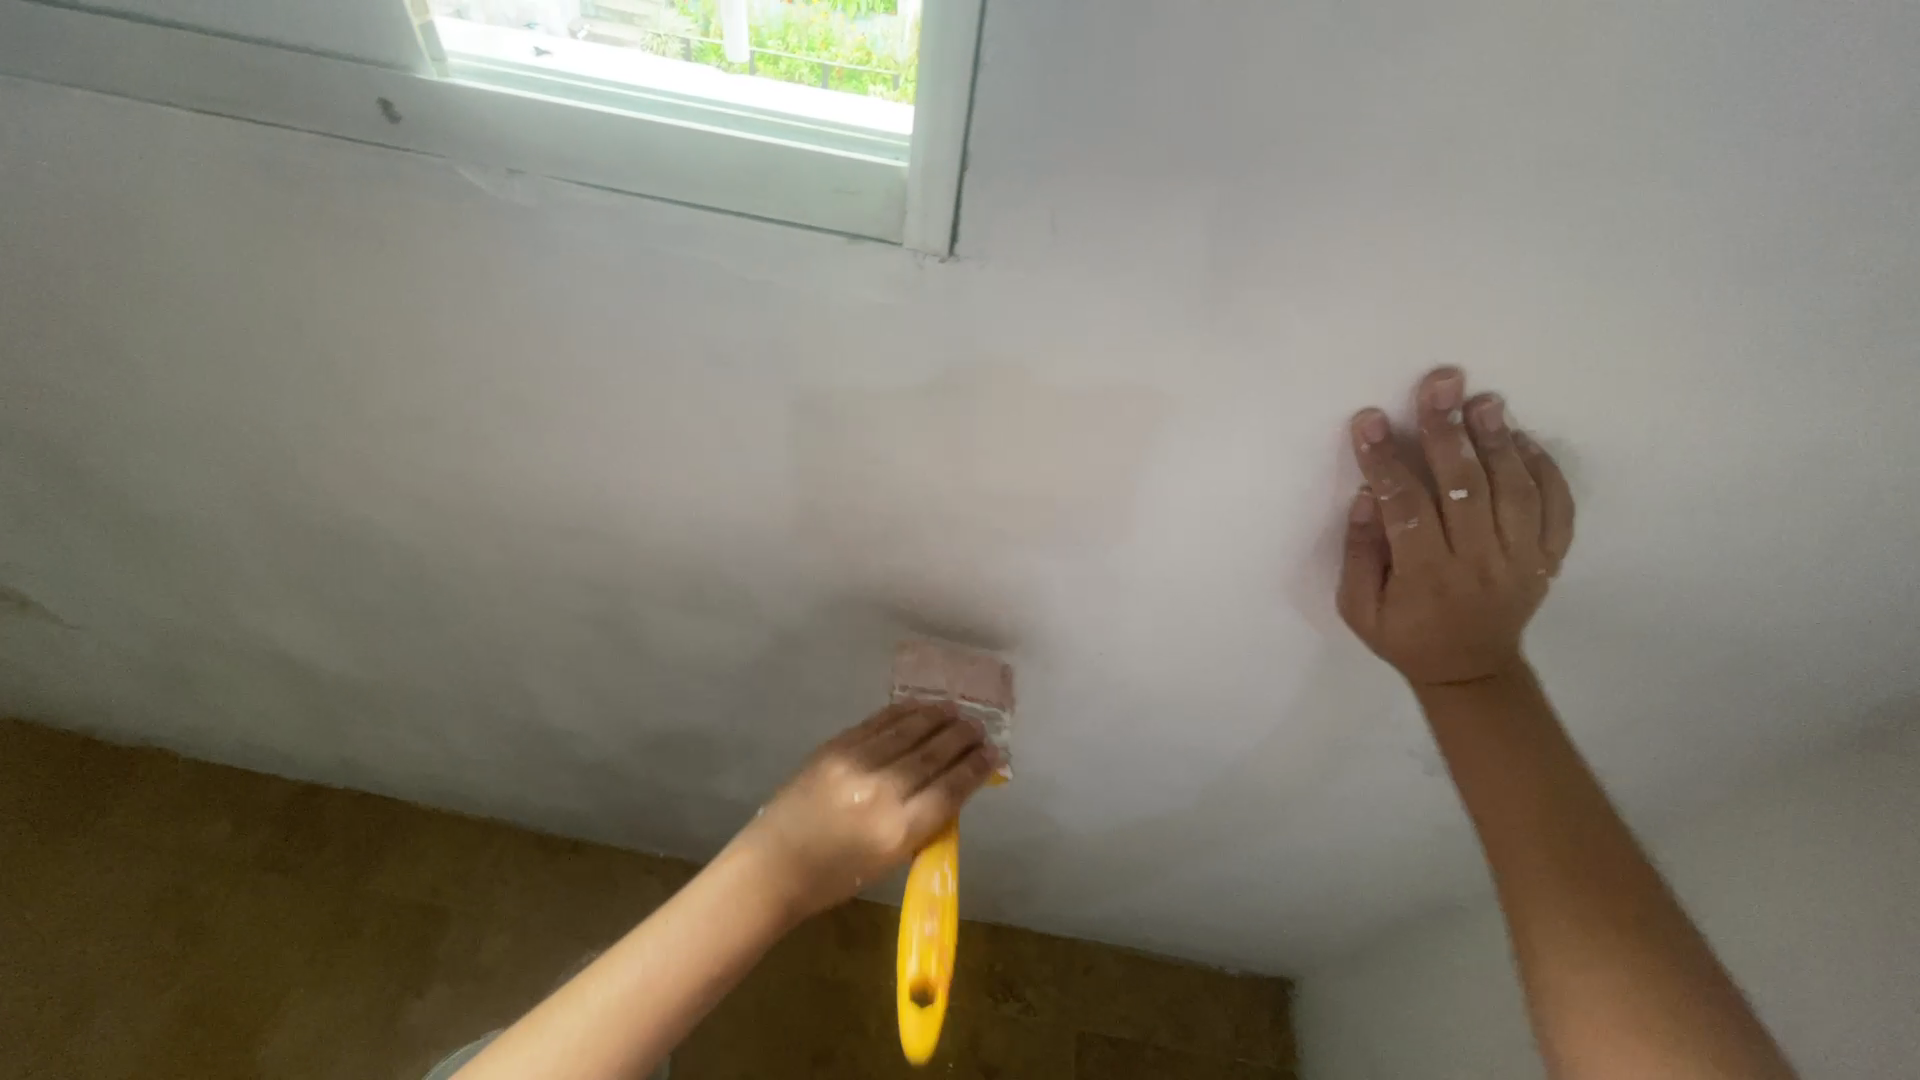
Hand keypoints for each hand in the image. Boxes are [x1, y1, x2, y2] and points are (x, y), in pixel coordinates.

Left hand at [726, 702, 998, 920]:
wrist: (775, 864)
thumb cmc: (836, 876)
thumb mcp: (892, 859)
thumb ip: (924, 820)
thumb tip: (955, 784)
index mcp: (900, 830)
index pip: (952, 789)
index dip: (977, 768)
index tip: (994, 755)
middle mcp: (883, 791)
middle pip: (936, 754)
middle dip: (963, 738)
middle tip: (981, 729)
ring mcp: (857, 764)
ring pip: (911, 731)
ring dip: (940, 718)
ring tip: (958, 712)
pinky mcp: (836, 747)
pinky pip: (880, 723)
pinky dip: (906, 713)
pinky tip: (922, 709)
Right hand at [1337, 367, 1574, 686]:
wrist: (1472, 671)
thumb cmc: (1405, 637)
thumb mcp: (1358, 609)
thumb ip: (1359, 554)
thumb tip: (1366, 497)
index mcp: (1425, 575)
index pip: (1404, 506)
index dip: (1386, 460)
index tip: (1371, 420)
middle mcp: (1477, 561)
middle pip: (1464, 486)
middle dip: (1447, 431)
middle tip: (1440, 384)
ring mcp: (1519, 559)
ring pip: (1514, 490)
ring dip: (1497, 440)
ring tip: (1484, 399)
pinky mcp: (1547, 558)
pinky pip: (1556, 509)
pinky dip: (1545, 470)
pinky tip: (1523, 438)